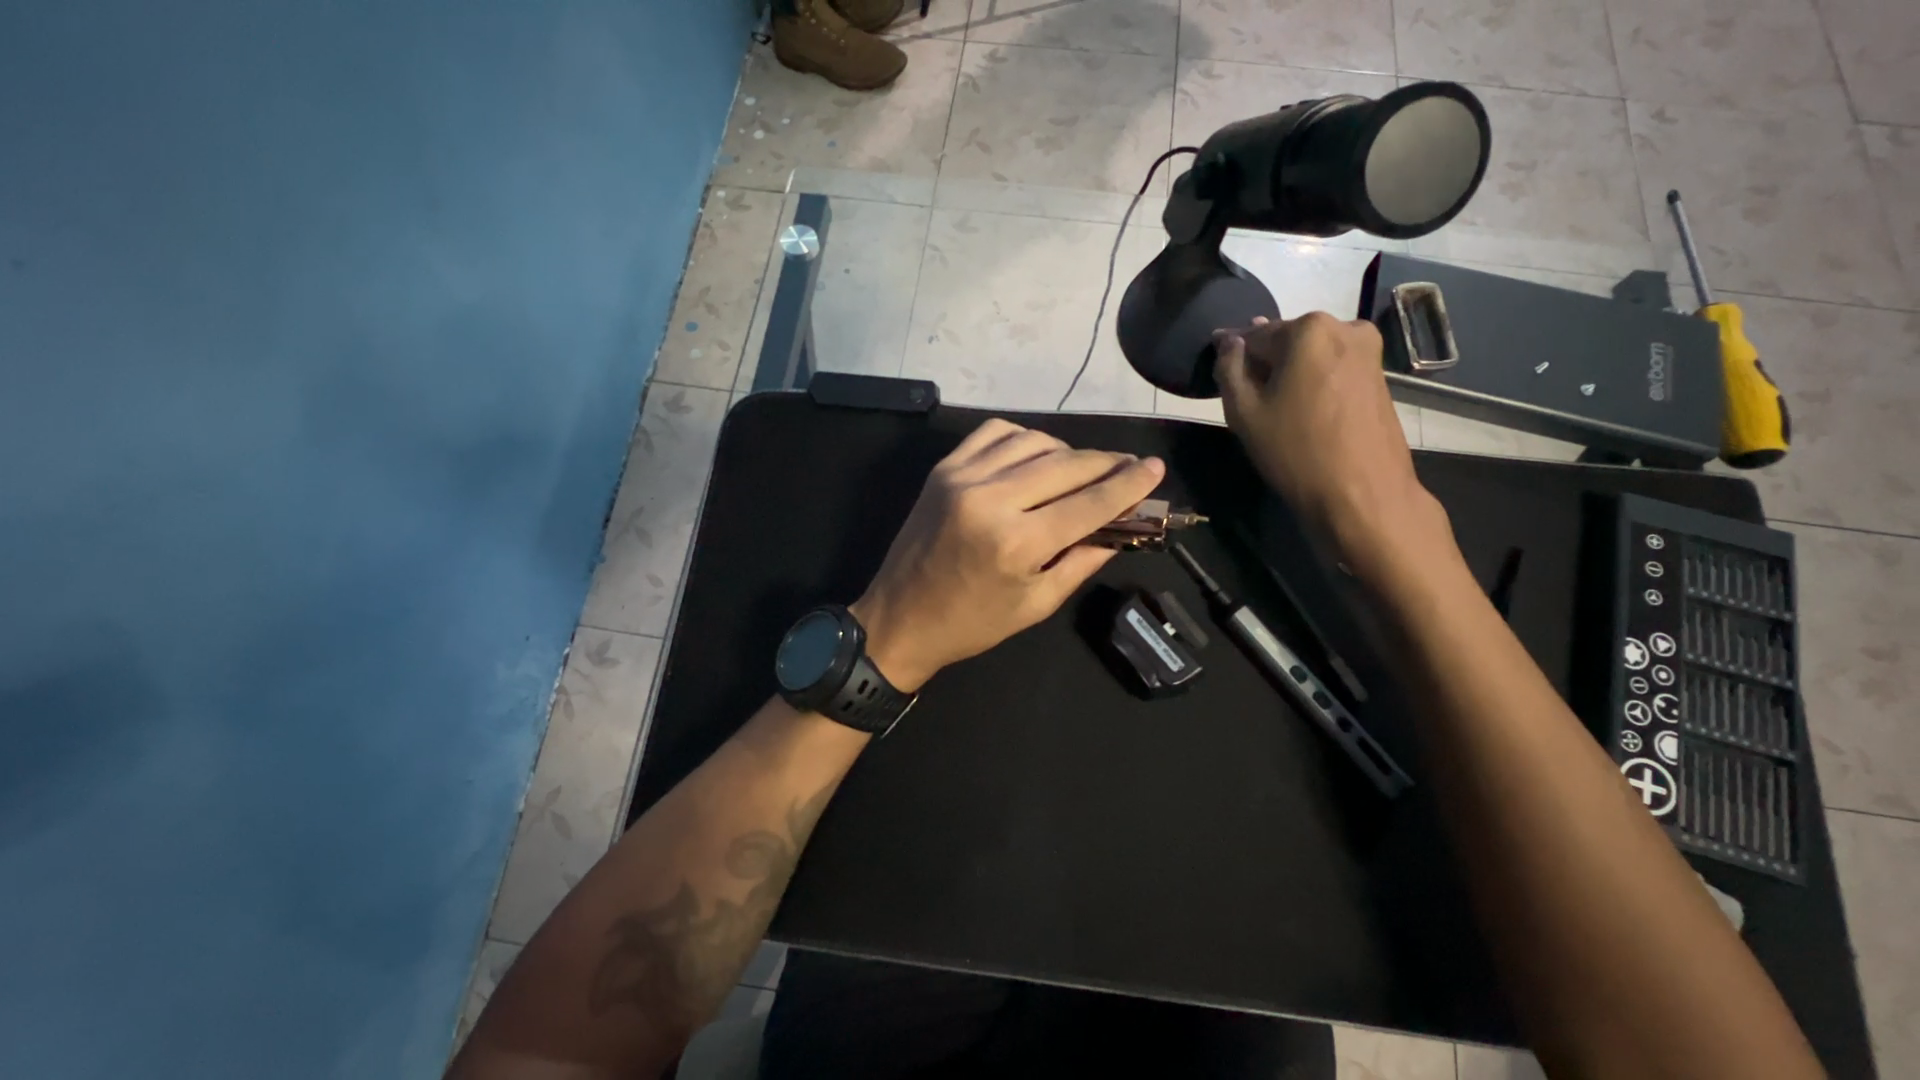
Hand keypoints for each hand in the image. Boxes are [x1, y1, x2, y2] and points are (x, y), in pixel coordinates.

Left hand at [850, 419, 1164, 691]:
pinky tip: (1039, 455)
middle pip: (1067, 465)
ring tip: (1085, 469)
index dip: (1128, 484)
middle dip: (1106, 463)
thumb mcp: (1036, 604)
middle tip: (1130, 467)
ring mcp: (963, 477)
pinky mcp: (944, 468)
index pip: (1089, 502)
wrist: (900, 619)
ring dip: (1068, 452)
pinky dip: (1025, 438)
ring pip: (1034, 442)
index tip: (1155, 469)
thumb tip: (1120, 529)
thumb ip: (1081, 562)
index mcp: (1017, 543)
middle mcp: (992, 499)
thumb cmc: (972, 624)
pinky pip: (996, 433)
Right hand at [1214, 313, 1451, 583]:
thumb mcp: (1244, 412)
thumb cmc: (1296, 451)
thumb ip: (1229, 368)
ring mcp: (1367, 350)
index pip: (1254, 334)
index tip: (1217, 359)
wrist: (1363, 494)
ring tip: (1270, 400)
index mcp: (1307, 329)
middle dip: (1264, 359)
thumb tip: (1229, 343)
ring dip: (1289, 370)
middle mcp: (1343, 327)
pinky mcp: (1378, 374)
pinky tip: (1299, 405)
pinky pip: (1331, 367)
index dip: (1231, 350)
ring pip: (1311, 353)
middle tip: (1243, 387)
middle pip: (1286, 339)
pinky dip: (1312, 380)